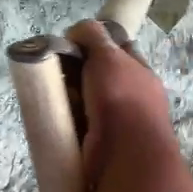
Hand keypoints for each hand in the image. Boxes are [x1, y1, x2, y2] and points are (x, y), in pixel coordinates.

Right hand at [67, 20, 176, 191]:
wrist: (128, 158)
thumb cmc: (122, 99)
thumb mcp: (108, 54)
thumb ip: (93, 35)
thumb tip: (75, 33)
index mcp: (140, 73)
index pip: (118, 47)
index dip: (96, 41)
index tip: (72, 42)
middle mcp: (133, 96)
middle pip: (98, 73)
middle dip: (76, 70)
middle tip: (57, 68)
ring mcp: (119, 121)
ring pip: (85, 98)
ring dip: (68, 96)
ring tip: (52, 94)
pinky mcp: (102, 143)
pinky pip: (79, 123)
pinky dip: (66, 119)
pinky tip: (54, 115)